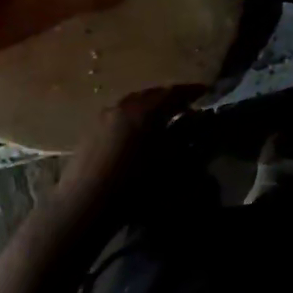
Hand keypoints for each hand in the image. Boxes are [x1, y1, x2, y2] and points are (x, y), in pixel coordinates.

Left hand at [50, 84, 205, 226]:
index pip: (174, 92)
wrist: (87, 202)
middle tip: (185, 104)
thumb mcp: (172, 160)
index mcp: (146, 109)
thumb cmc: (136, 181)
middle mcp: (124, 106)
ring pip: (133, 104)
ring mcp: (104, 117)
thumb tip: (193, 123)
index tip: (205, 91)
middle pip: (152, 94)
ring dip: (150, 107)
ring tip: (162, 117)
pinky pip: (119, 116)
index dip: (192, 91)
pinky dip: (134, 118)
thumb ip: (185, 137)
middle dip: (170, 98)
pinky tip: (138, 132)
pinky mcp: (91, 131)